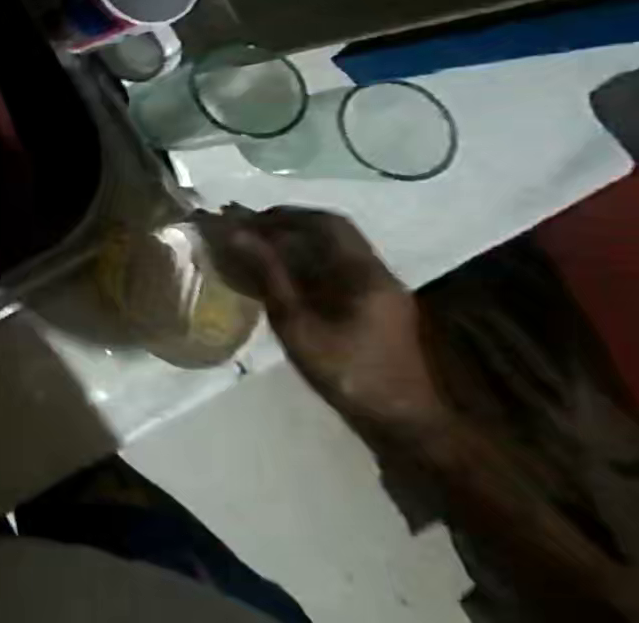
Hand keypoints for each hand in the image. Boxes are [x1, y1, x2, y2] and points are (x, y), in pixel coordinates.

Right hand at [199, 206, 449, 438]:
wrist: (402, 423)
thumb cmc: (345, 372)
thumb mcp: (297, 323)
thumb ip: (269, 275)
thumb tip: (237, 233)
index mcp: (364, 273)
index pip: (325, 223)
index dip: (283, 215)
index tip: (246, 220)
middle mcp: (378, 273)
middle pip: (333, 232)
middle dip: (289, 225)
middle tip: (249, 231)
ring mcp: (381, 290)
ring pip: (337, 249)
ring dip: (298, 242)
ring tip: (259, 250)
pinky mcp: (378, 307)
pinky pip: (340, 268)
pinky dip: (309, 261)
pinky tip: (284, 275)